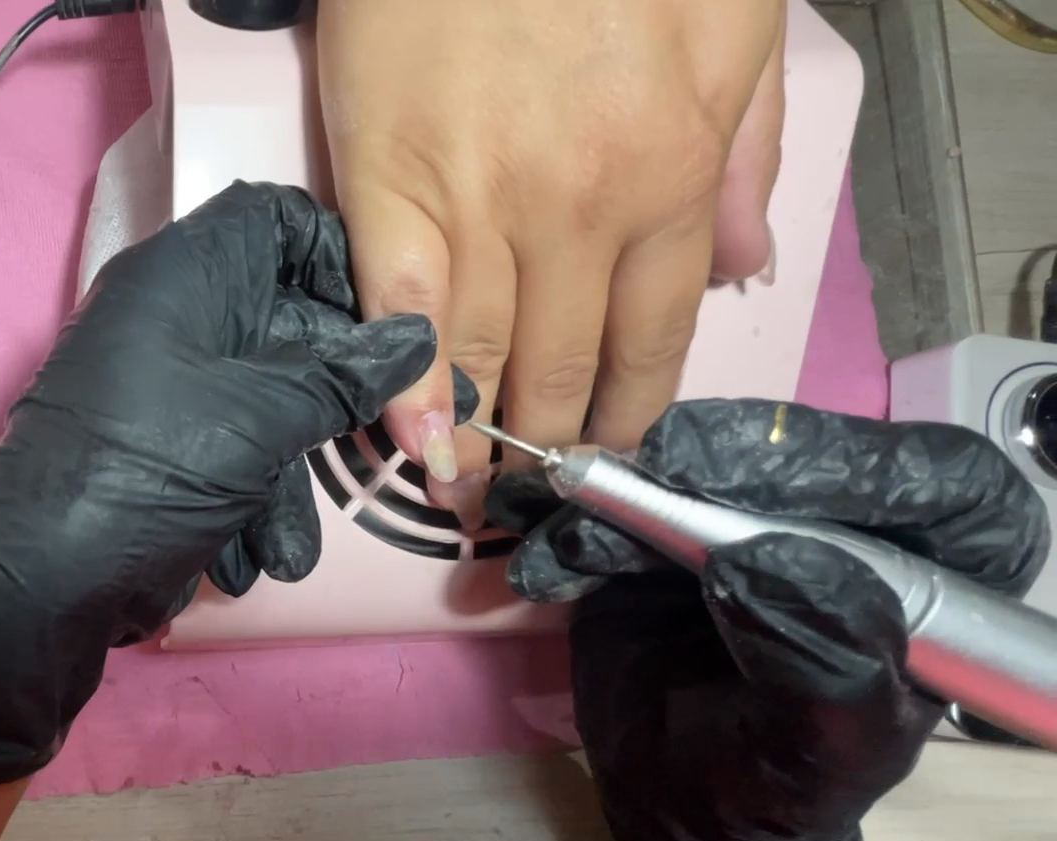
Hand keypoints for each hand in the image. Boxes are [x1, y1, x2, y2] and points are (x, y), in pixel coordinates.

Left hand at [0, 183, 472, 784]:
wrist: (41, 589)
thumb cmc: (150, 474)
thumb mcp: (260, 423)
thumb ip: (342, 379)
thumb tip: (415, 340)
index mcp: (181, 277)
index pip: (272, 221)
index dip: (337, 257)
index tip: (389, 318)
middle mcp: (166, 323)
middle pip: (278, 331)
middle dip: (334, 404)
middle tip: (398, 445)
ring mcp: (157, 392)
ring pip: (255, 412)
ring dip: (285, 490)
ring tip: (290, 555)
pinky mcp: (154, 453)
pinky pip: (220, 459)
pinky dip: (243, 510)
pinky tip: (250, 566)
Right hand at [320, 0, 786, 522]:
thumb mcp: (730, 13)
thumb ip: (742, 149)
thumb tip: (738, 270)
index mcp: (668, 167)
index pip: (649, 338)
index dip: (622, 419)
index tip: (600, 468)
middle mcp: (577, 207)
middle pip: (557, 367)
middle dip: (540, 451)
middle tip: (520, 501)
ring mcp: (475, 207)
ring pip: (476, 357)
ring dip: (470, 441)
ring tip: (459, 494)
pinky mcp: (388, 194)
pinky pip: (398, 311)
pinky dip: (402, 384)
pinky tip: (405, 441)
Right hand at [490, 401, 1051, 840]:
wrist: (673, 807)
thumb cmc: (770, 794)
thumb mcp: (814, 753)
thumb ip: (822, 666)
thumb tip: (766, 557)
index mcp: (924, 584)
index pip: (926, 484)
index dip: (834, 464)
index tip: (724, 481)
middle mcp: (831, 537)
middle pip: (784, 460)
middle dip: (693, 465)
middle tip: (613, 479)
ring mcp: (731, 536)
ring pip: (678, 477)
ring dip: (601, 501)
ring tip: (551, 553)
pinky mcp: (652, 547)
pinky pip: (607, 511)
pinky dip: (557, 521)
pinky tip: (529, 550)